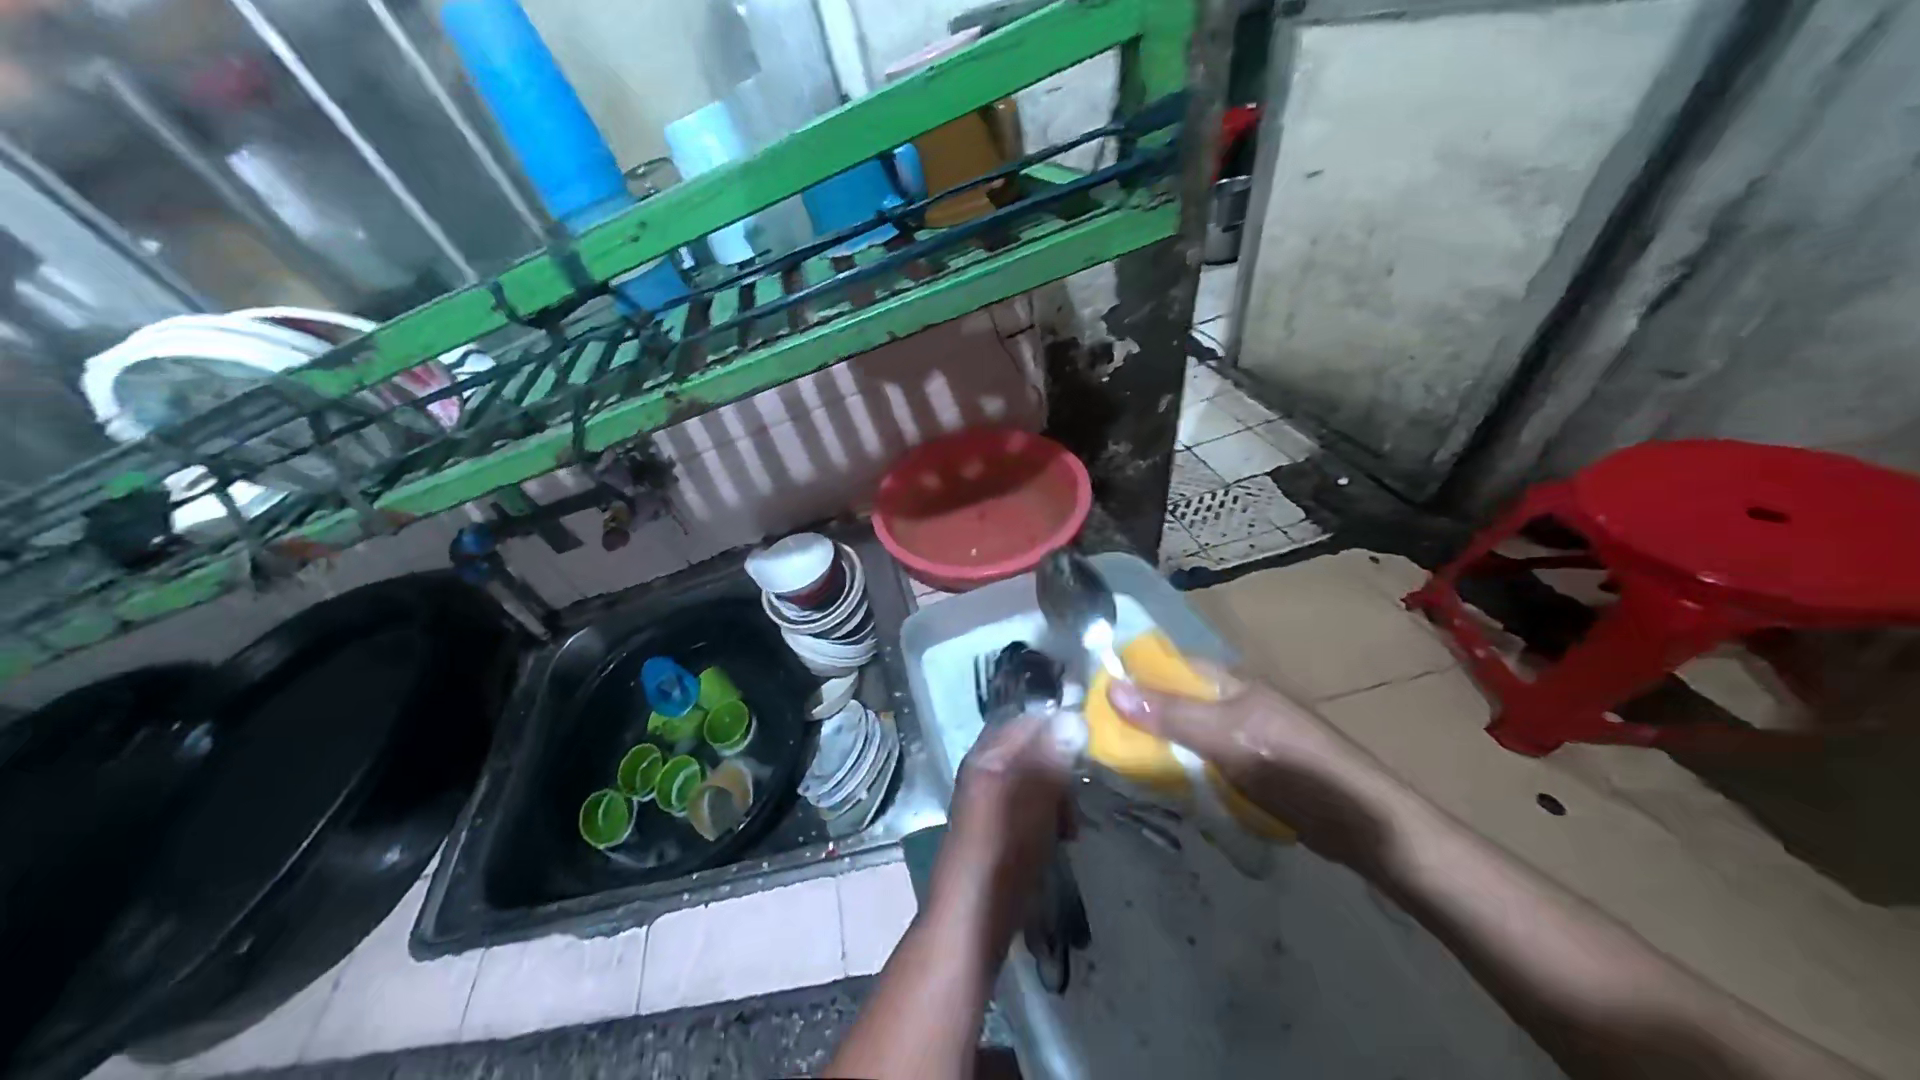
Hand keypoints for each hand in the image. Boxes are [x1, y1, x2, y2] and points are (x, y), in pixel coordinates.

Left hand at [937, 713, 1073, 931]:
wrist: (971, 921)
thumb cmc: (1001, 856)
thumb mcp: (1031, 802)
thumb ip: (1050, 759)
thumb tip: (1071, 717)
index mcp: (987, 757)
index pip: (1028, 720)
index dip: (1060, 726)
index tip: (1091, 746)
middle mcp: (986, 770)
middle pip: (1034, 749)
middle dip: (1062, 768)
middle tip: (1076, 798)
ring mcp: (991, 799)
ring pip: (1037, 778)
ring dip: (1059, 795)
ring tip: (1069, 826)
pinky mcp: (1000, 826)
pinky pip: (1032, 804)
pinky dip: (1049, 814)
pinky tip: (1059, 838)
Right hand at [1108, 668, 1400, 868]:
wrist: (1363, 826)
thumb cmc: (1295, 769)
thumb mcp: (1226, 738)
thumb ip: (1170, 714)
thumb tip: (1110, 686)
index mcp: (1228, 683)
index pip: (1167, 666)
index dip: (1130, 675)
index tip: (1088, 695)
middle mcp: (1230, 703)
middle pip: (1171, 701)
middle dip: (1137, 717)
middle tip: (1094, 738)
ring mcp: (1239, 737)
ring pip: (1182, 734)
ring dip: (1155, 746)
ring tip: (1114, 763)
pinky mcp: (1246, 769)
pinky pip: (1199, 761)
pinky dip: (1177, 769)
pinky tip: (1156, 784)